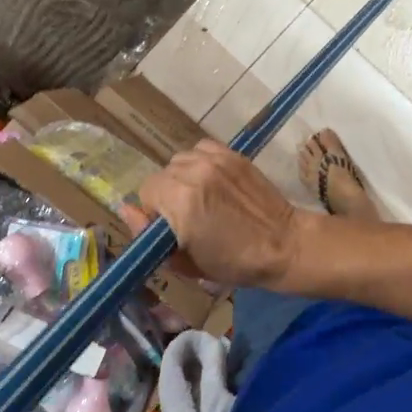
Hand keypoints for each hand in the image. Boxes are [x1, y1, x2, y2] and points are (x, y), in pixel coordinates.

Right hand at [120, 140, 302, 288]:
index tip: (171, 228)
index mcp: (180, 200)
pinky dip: (201, 163)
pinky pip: (201, 149)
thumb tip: (127, 210)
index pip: (145, 192)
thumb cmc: (234, 262)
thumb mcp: (184, 261)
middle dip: (167, 195)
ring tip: (202, 197)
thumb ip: (150, 234)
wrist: (284, 244)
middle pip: (162, 175)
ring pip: (180, 161)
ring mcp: (215, 160)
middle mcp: (194, 173)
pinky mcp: (233, 154)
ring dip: (184, 178)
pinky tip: (212, 181)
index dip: (154, 212)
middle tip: (187, 216)